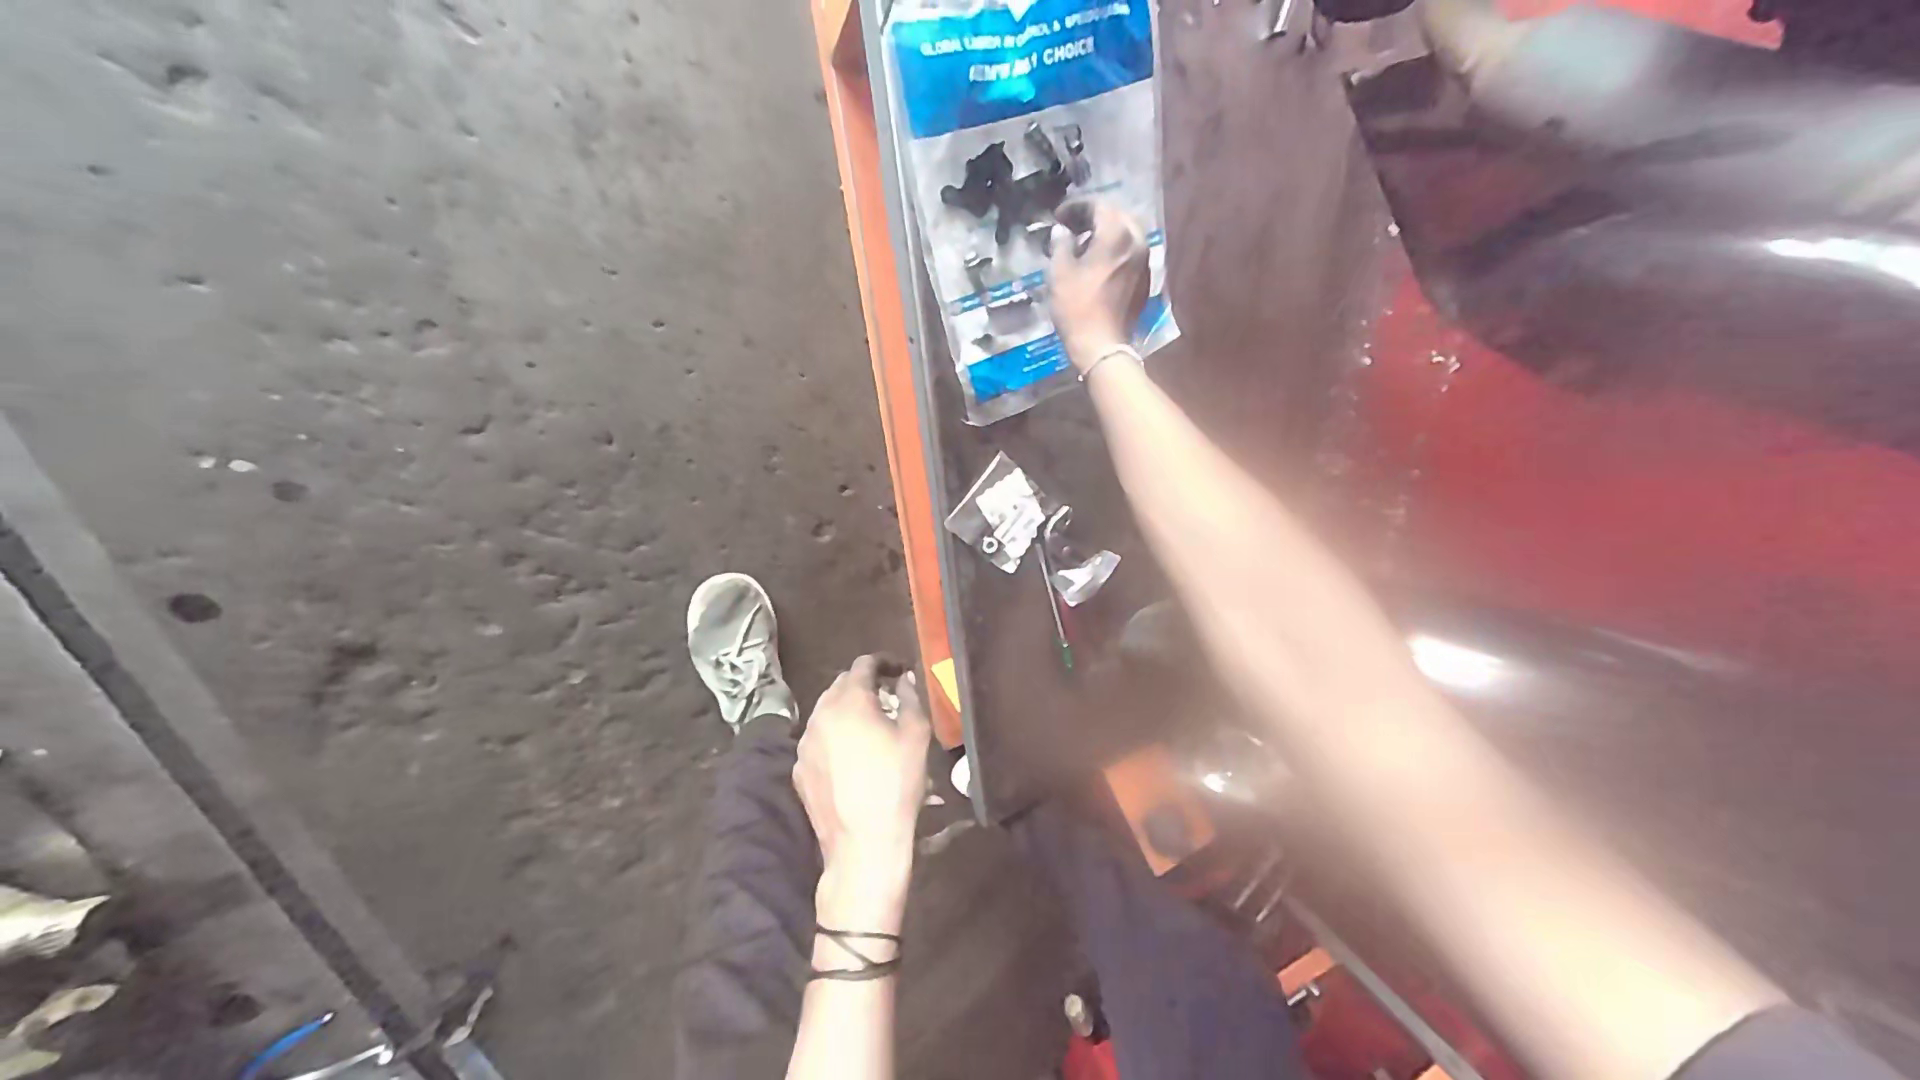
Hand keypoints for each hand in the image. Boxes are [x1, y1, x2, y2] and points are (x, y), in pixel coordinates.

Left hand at [794, 656, 931, 930]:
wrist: (863, 843)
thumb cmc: (896, 783)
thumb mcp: (916, 735)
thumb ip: (910, 698)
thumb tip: (903, 681)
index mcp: (849, 700)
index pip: (863, 664)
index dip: (884, 662)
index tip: (899, 671)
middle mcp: (820, 714)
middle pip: (841, 685)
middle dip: (864, 684)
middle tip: (888, 697)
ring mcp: (804, 743)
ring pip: (825, 712)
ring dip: (846, 710)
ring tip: (869, 727)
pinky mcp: (799, 769)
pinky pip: (817, 740)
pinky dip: (833, 737)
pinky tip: (851, 757)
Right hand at [1049, 198, 1151, 369]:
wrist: (1102, 345)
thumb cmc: (1077, 308)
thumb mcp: (1059, 273)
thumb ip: (1061, 244)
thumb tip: (1061, 231)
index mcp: (1116, 234)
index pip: (1098, 206)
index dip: (1076, 207)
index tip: (1058, 217)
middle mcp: (1137, 241)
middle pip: (1117, 217)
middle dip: (1094, 218)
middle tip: (1072, 228)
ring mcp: (1144, 262)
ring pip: (1126, 235)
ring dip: (1106, 235)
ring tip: (1084, 246)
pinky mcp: (1145, 281)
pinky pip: (1130, 254)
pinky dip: (1115, 252)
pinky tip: (1099, 265)